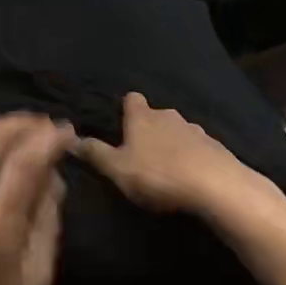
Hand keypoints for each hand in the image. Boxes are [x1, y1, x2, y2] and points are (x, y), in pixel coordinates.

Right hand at [74, 92, 270, 216]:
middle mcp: (169, 115)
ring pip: (177, 130)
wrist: (214, 184)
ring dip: (171, 143)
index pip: (132, 99)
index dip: (126, 109)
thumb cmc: (157, 174)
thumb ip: (95, 153)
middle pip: (155, 115)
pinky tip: (189, 174)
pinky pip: (197, 146)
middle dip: (148, 129)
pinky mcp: (214, 145)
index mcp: (143, 117)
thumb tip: (71, 138)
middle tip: (139, 153)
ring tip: (165, 167)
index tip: (121, 123)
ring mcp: (195, 129)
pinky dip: (191, 156)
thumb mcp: (117, 169)